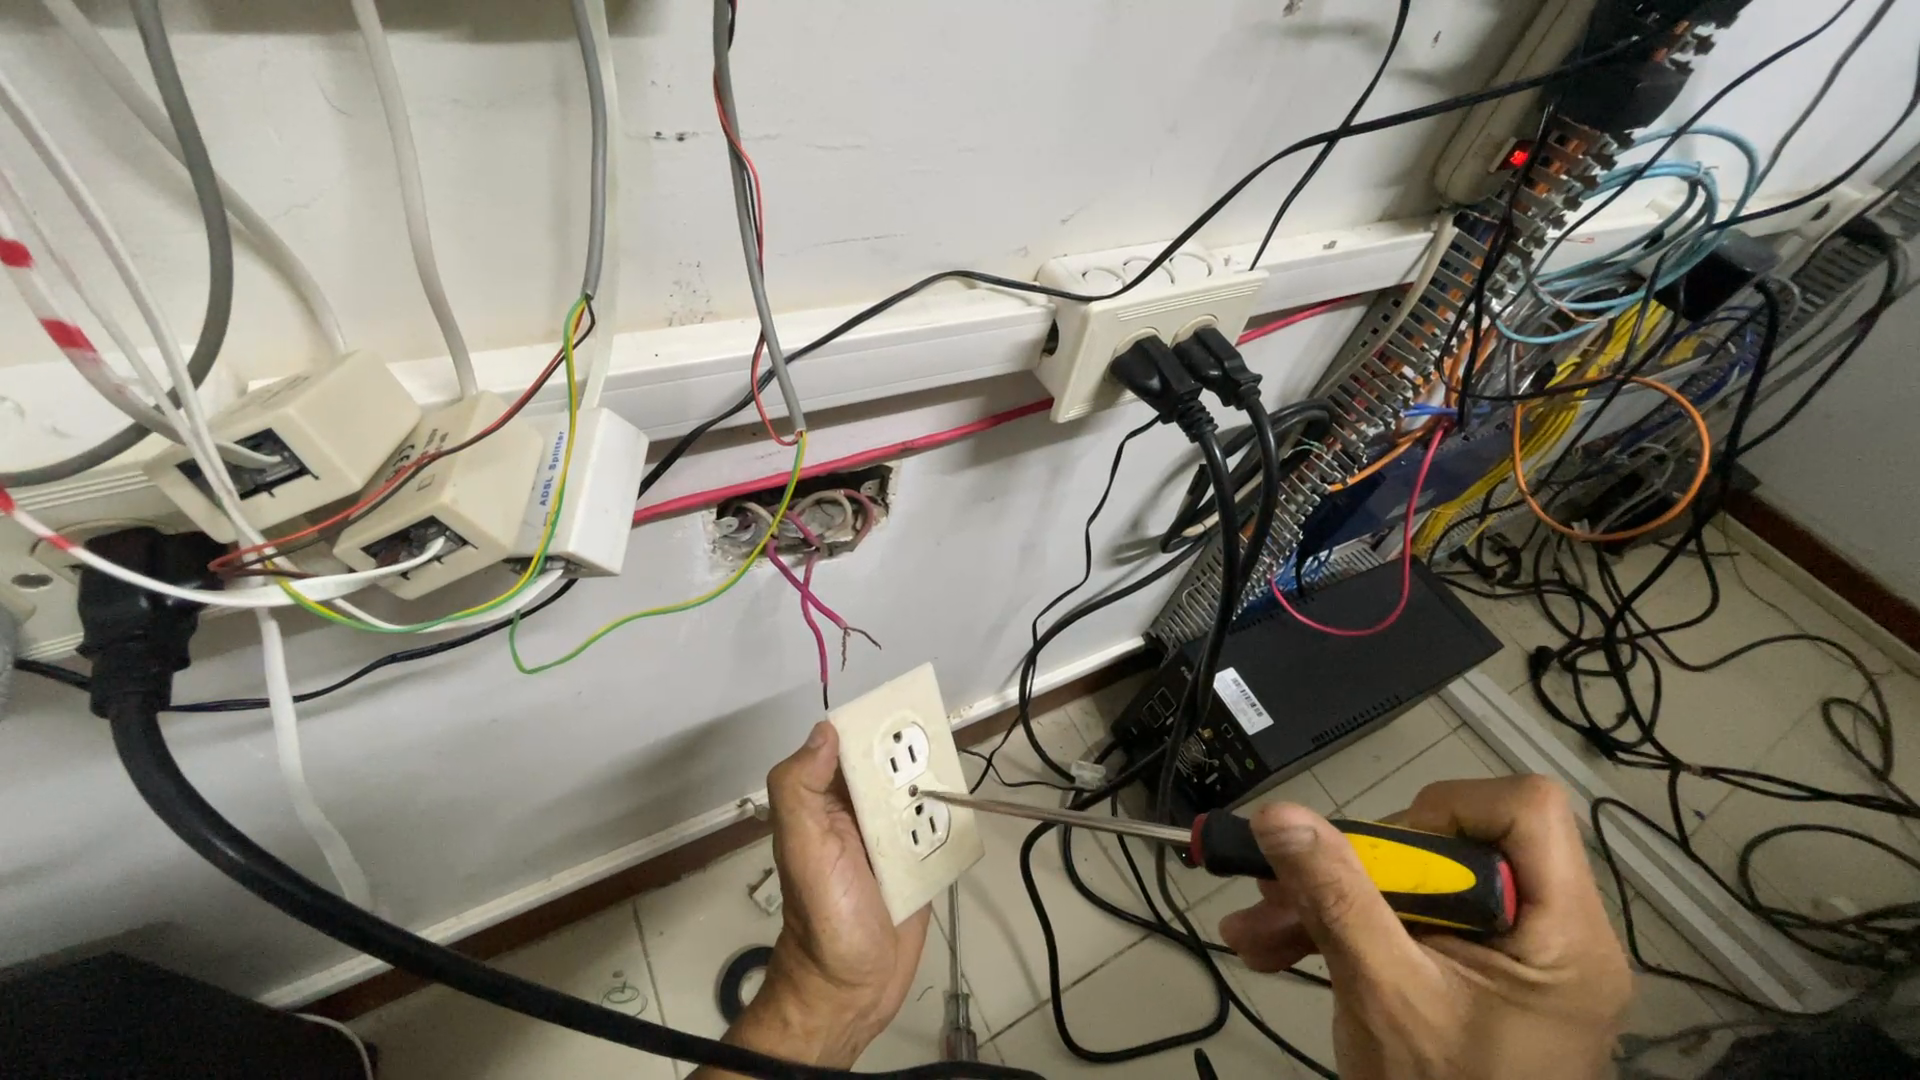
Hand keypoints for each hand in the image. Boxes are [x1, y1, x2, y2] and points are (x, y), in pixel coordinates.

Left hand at [694, 722, 930, 1075]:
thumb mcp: (801, 847)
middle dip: (913, 748)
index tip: (903, 702)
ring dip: (936, 779)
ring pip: (917, 793)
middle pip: (889, 766)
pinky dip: (951, 816)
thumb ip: (801, 788)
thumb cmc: (823, 915)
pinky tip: (968, 802)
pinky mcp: (918, 863)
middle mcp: (858, 813)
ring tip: (958, 759)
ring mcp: (891, 839)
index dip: (871, 724)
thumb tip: (826, 731)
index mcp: (826, 802)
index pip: (848, 748)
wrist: (850, 991)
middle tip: (942, 729)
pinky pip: (938, 829)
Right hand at [1218, 776, 1631, 1079]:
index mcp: (1561, 934)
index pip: (1526, 810)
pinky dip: (1336, 924)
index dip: (1449, 809)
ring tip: (1254, 931)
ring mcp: (1505, 950)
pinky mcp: (1469, 967)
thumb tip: (1278, 813)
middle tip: (1280, 892)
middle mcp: (1543, 929)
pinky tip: (1272, 947)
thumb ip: (1335, 898)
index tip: (1385, 854)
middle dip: (1349, 865)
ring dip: (1324, 896)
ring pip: (1408, 880)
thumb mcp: (1384, 995)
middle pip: (1447, 841)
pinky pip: (1400, 916)